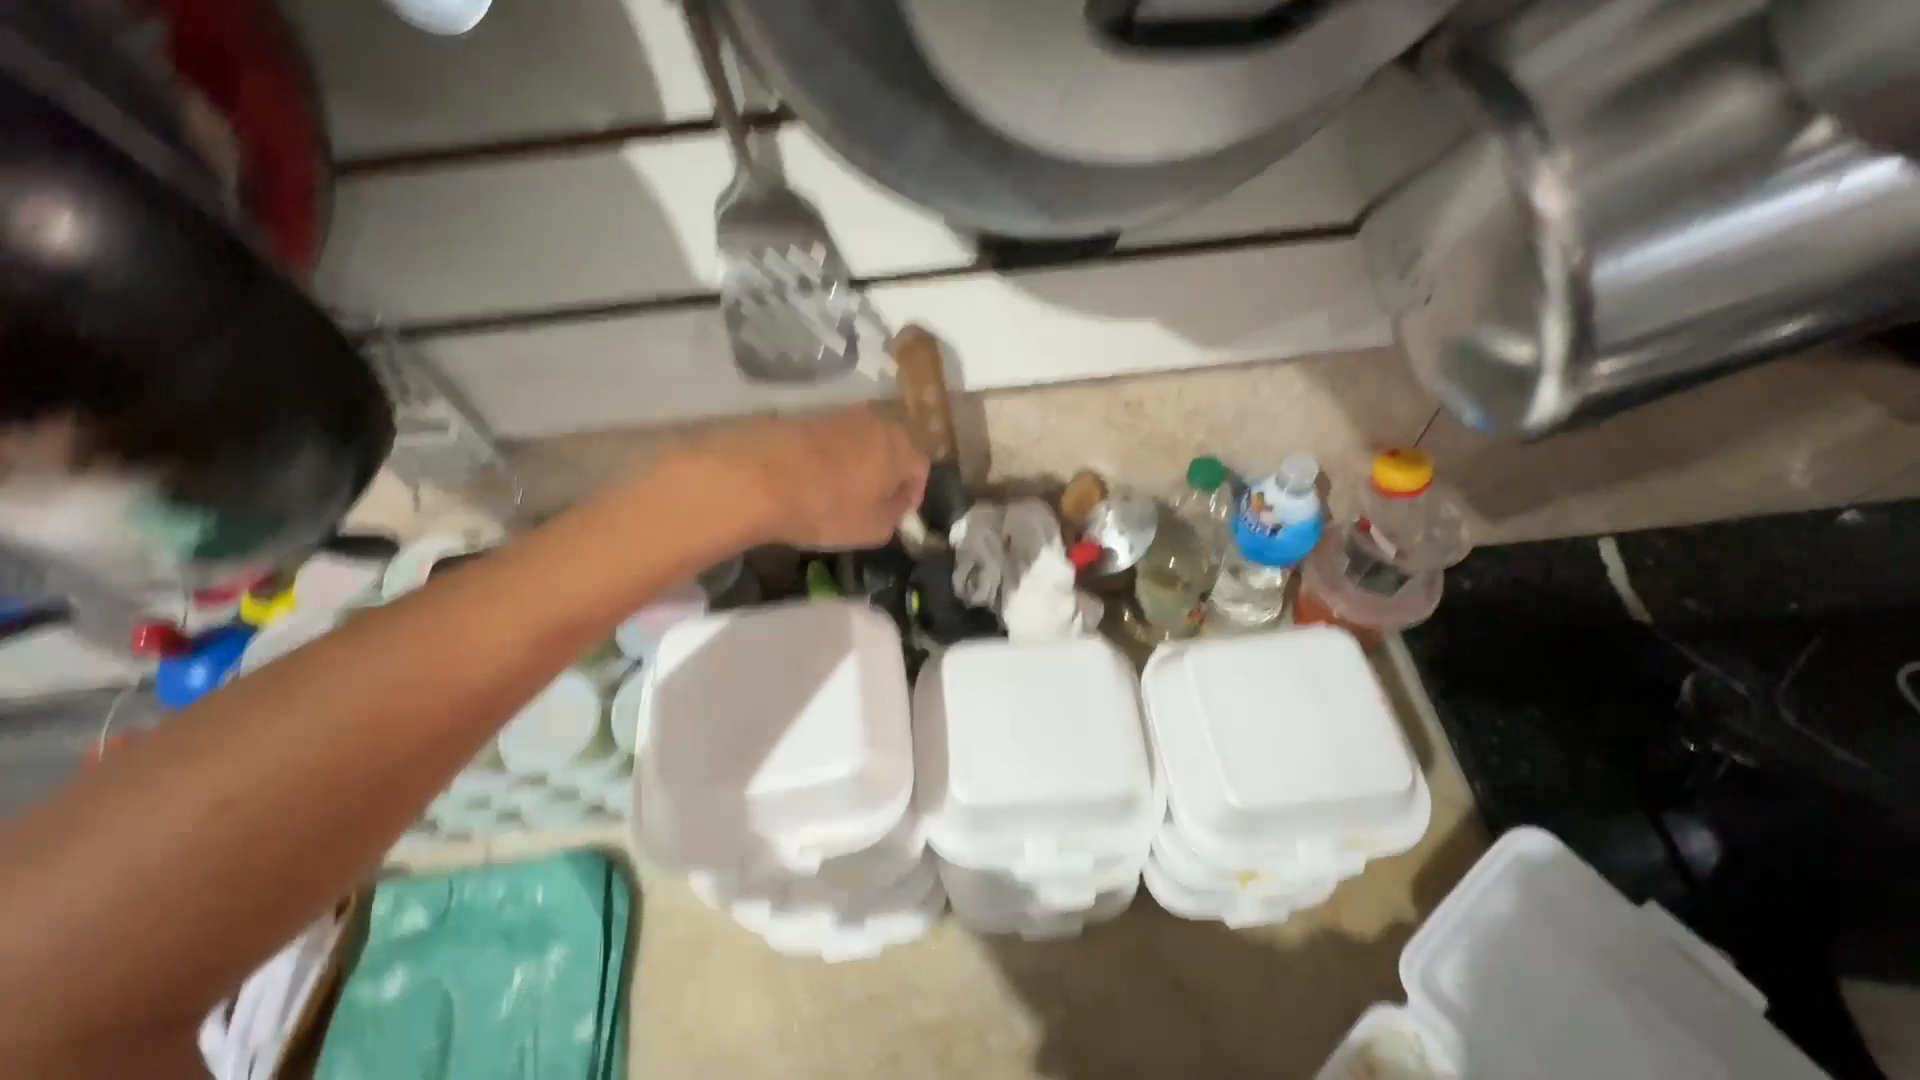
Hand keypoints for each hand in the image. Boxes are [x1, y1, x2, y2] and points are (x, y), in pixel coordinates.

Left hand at [686, 407, 929, 549]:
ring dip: (855, 463)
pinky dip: (827, 457)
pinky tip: (810, 478)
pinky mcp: (806, 414)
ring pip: (859, 441)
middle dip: (885, 474)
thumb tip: (895, 504)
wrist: (760, 476)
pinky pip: (828, 439)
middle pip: (891, 448)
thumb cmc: (828, 507)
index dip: (911, 495)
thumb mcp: (873, 529)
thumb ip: (895, 515)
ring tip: (836, 491)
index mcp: (901, 447)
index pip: (920, 469)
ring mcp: (839, 413)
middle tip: (869, 501)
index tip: (897, 514)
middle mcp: (876, 421)